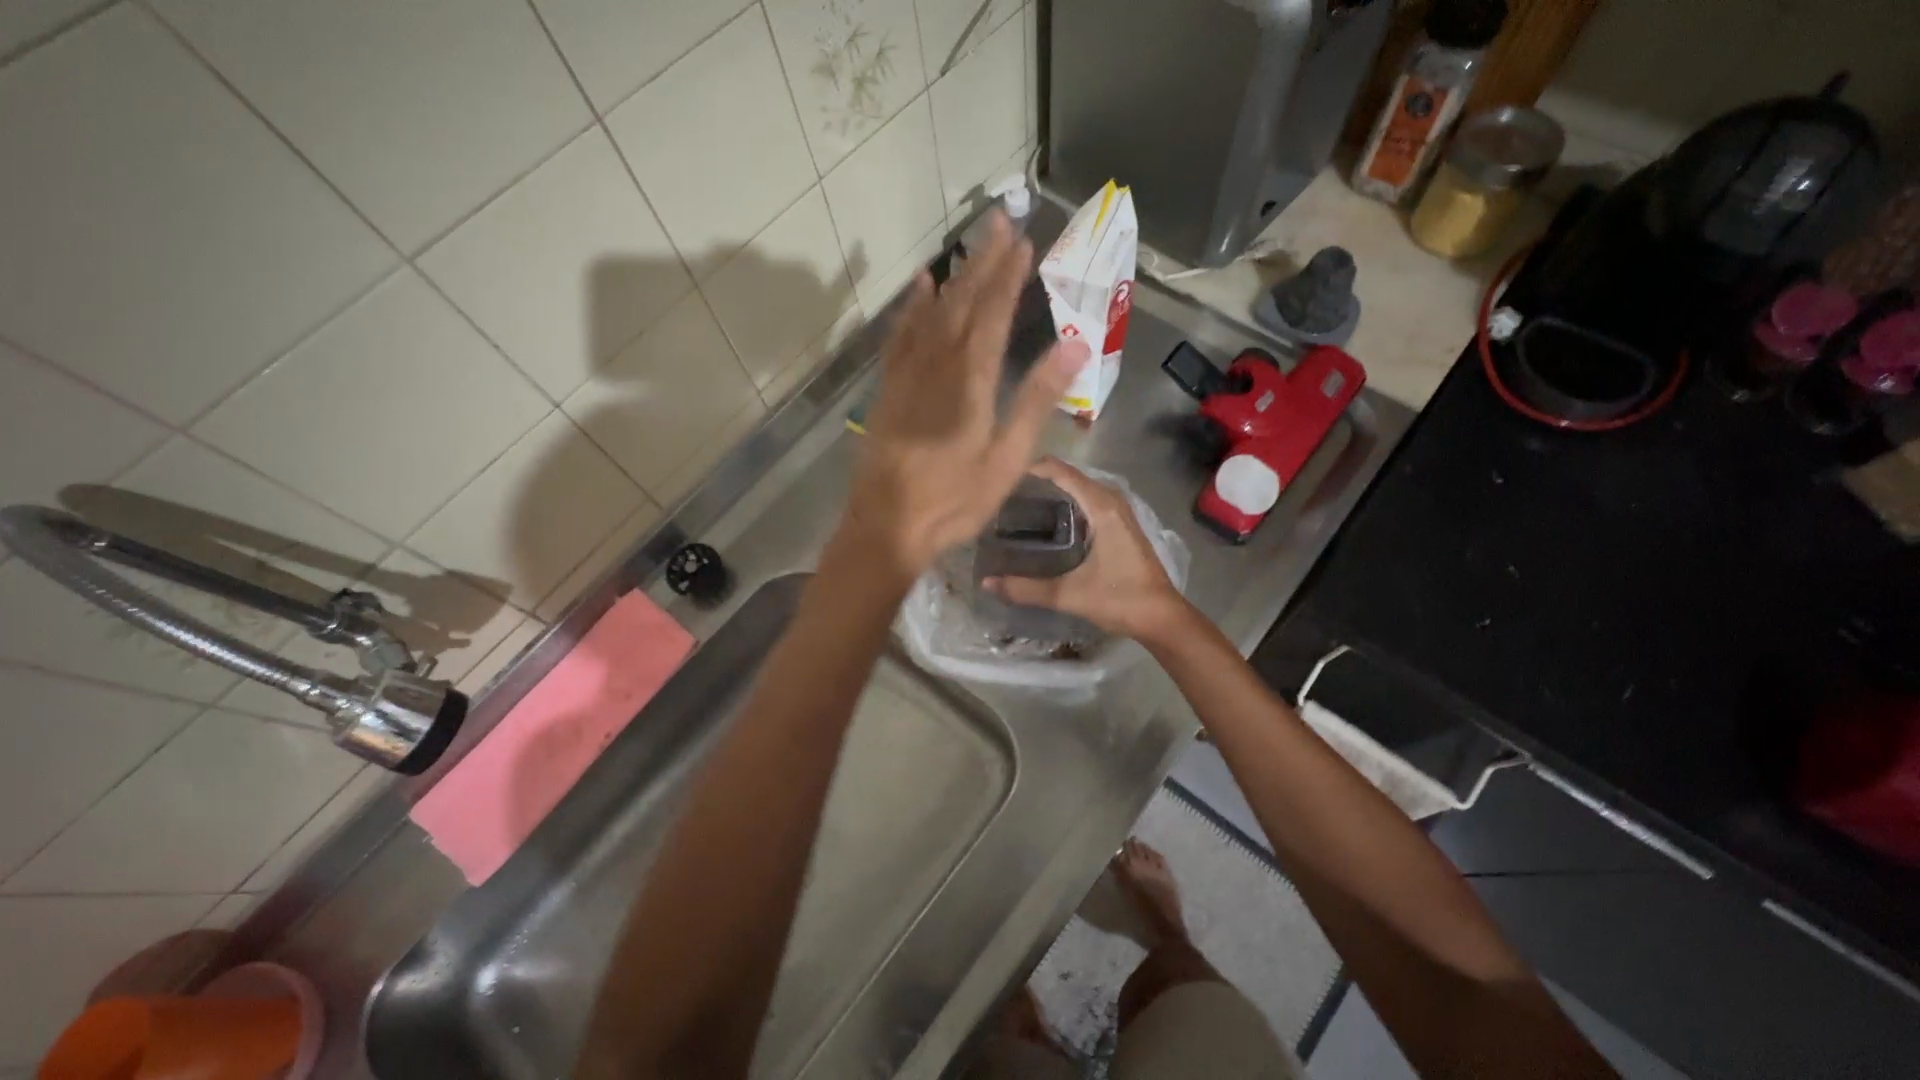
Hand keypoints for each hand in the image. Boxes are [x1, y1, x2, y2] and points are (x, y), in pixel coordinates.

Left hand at [840, 212, 1088, 578]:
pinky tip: (921, 287)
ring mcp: (906, 374)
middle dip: (983, 260)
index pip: (993, 314)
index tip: (1024, 242)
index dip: (1009, 277)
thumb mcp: (1008, 458)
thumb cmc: (955, 500)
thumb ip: (1037, 399)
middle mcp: (936, 365)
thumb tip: (1075, 348)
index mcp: (971, 380)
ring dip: (954, 275)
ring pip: (931, 312)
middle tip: (1000, 220)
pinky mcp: (888, 388)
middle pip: (962, 301)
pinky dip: (913, 307)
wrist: (886, 526)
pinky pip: (901, 335)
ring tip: (971, 243)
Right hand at [981, 458, 1192, 641]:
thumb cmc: (1120, 599)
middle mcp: (1111, 501)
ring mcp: (1118, 513)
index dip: (1031, 468)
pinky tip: (1046, 523)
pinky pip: (1087, 503)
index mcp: (1101, 506)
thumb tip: (987, 582)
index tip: (1001, 476)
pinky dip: (1066, 504)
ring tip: (1017, 505)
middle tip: (1002, 494)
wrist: (1162, 617)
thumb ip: (1026, 589)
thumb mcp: (1069, 595)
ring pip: (1079, 490)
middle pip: (1068, 477)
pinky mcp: (1120, 526)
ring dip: (1052, 493)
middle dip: (1037, 481)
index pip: (1060, 471)